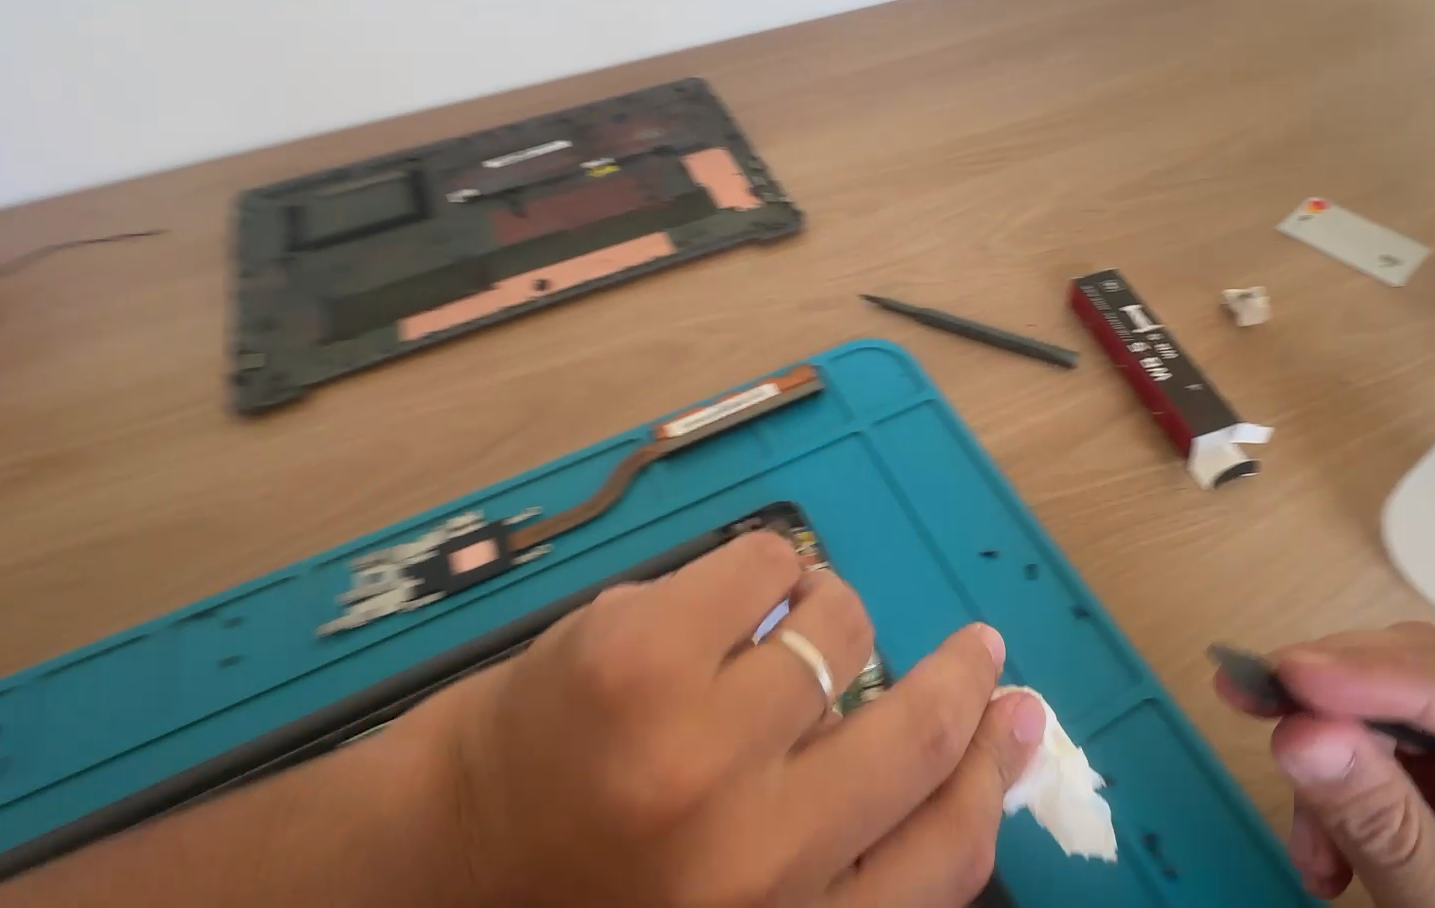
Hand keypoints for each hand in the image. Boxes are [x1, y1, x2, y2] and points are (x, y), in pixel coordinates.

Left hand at [401, 532, 1046, 906]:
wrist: (416, 874)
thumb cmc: (584, 897)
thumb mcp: (732, 905)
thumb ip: (836, 849)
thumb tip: (948, 744)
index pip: (943, 855)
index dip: (993, 775)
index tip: (1018, 719)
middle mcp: (755, 859)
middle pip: (915, 734)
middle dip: (961, 679)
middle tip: (977, 650)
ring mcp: (695, 746)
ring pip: (841, 625)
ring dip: (831, 618)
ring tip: (786, 635)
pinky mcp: (639, 653)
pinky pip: (768, 561)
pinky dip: (767, 567)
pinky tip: (729, 599)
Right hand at [1215, 624, 1434, 906]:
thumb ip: (1389, 833)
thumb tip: (1296, 729)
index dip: (1399, 682)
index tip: (1292, 674)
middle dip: (1349, 701)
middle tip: (1251, 696)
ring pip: (1416, 712)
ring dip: (1338, 753)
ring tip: (1307, 839)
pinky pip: (1400, 754)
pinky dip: (1347, 786)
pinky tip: (1325, 851)